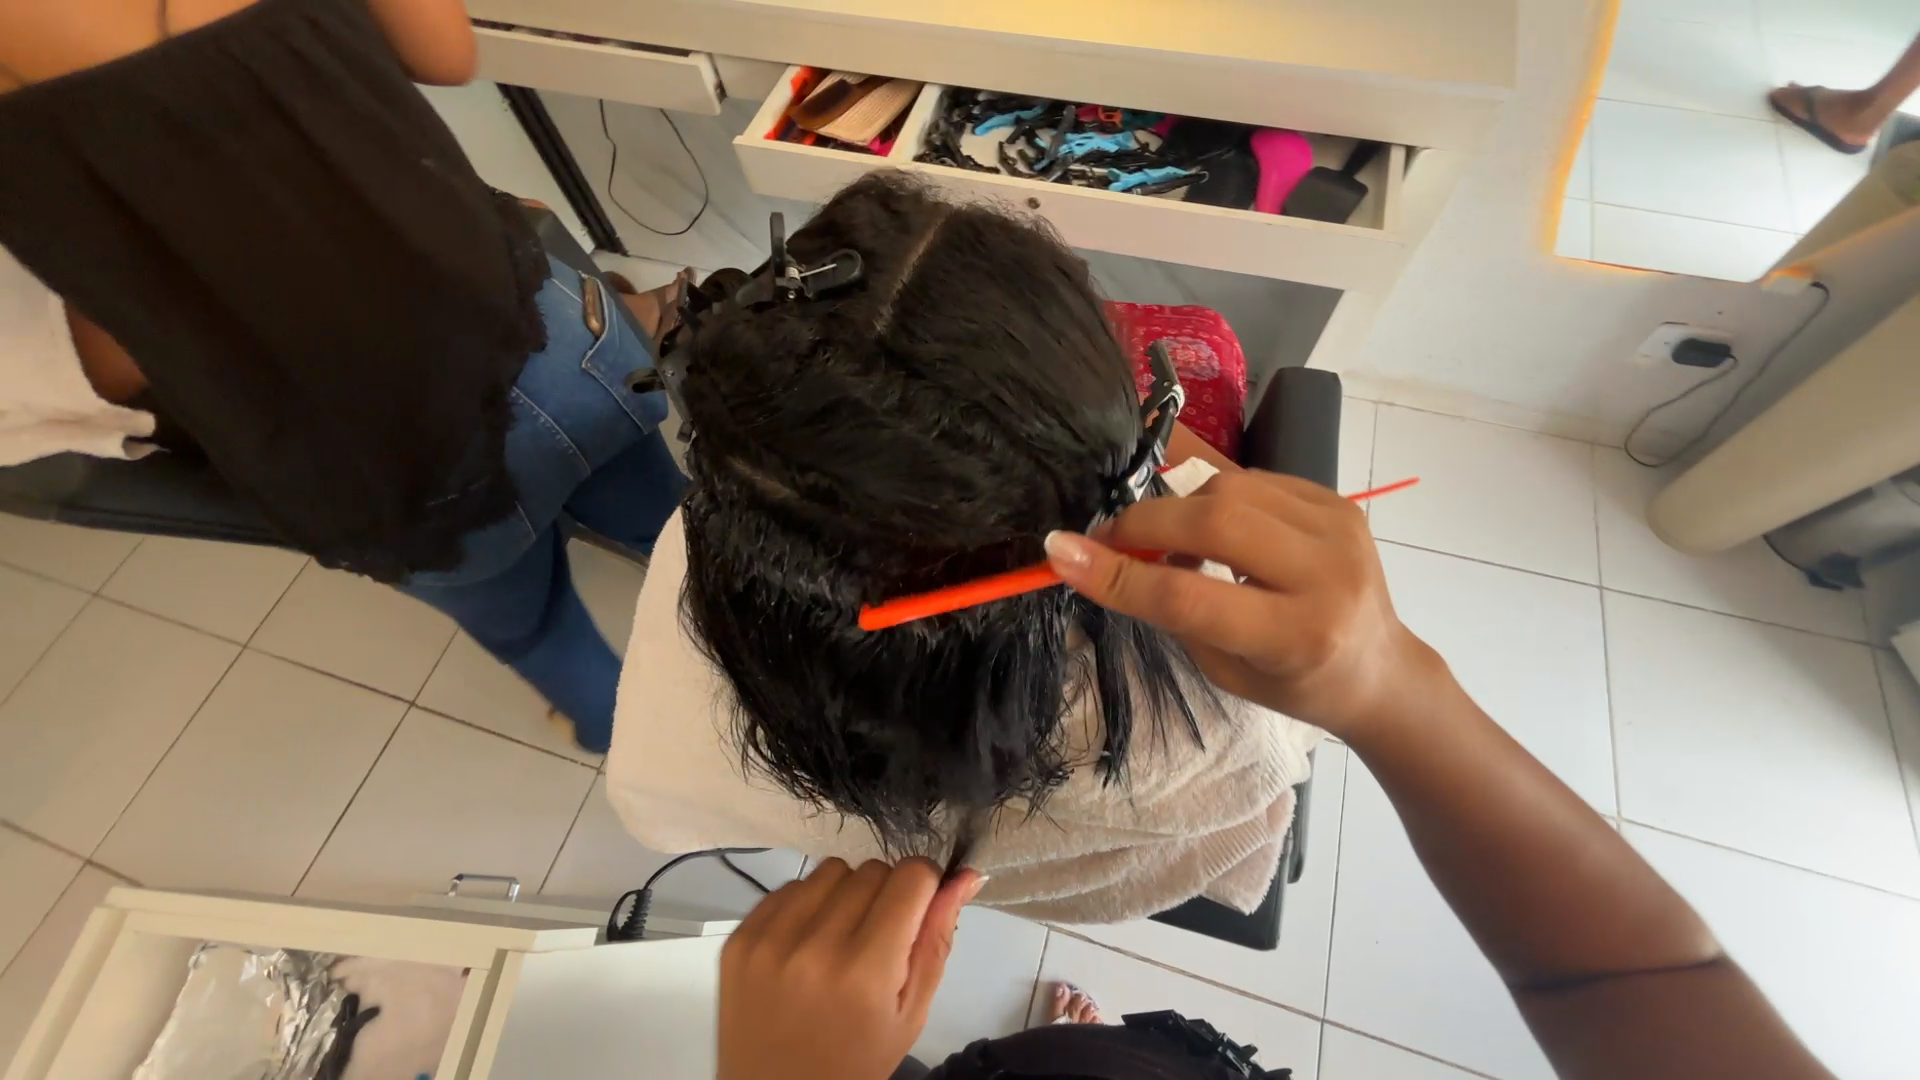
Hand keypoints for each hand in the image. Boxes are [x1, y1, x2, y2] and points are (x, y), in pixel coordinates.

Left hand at [718, 858, 984, 1079]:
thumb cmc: (856, 1062)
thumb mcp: (911, 1013)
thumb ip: (938, 938)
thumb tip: (966, 874)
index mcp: (865, 972)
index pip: (911, 876)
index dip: (924, 886)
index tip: (919, 910)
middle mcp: (814, 947)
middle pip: (873, 869)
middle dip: (886, 895)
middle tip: (878, 940)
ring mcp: (769, 941)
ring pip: (832, 869)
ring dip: (845, 894)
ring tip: (840, 940)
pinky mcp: (739, 938)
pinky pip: (790, 885)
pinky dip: (807, 905)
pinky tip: (806, 945)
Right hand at [1044, 470, 1443, 739]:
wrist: (1379, 667)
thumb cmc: (1292, 683)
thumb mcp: (1222, 667)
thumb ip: (1169, 608)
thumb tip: (1098, 555)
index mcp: (1296, 637)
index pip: (1190, 598)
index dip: (1119, 575)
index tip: (1062, 553)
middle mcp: (1327, 574)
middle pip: (1214, 521)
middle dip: (1145, 523)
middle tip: (1110, 540)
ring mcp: (1338, 527)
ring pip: (1228, 488)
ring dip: (1178, 510)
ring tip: (1169, 543)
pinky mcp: (1337, 500)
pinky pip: (1251, 480)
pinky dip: (1212, 501)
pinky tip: (1211, 530)